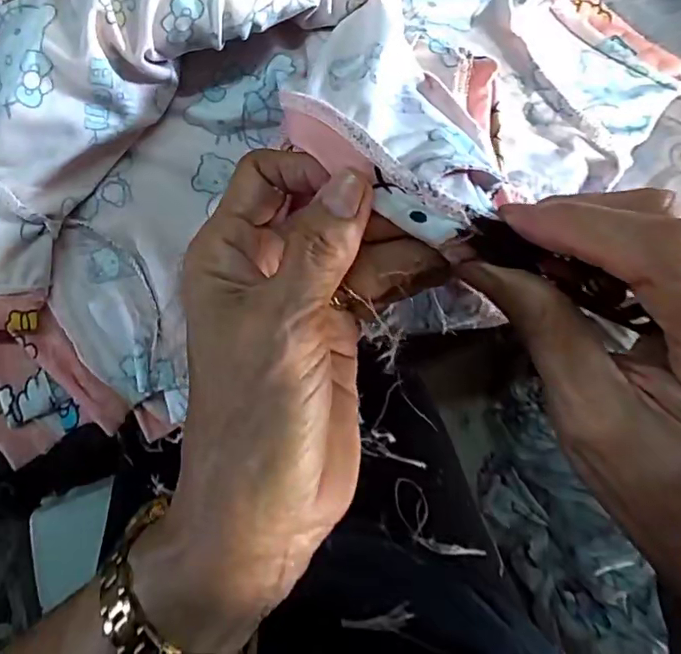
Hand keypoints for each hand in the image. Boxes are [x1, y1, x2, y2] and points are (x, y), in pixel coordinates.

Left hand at [131, 150, 434, 648]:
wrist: (267, 510)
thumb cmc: (256, 410)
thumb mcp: (283, 322)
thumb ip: (318, 249)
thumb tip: (353, 177)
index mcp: (229, 250)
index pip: (263, 177)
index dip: (307, 170)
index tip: (361, 181)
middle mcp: (265, 261)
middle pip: (316, 206)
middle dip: (365, 200)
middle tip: (427, 199)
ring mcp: (304, 293)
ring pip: (350, 242)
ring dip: (396, 233)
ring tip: (450, 227)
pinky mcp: (337, 324)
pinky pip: (371, 280)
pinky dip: (405, 268)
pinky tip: (445, 258)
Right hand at [458, 190, 680, 648]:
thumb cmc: (657, 496)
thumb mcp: (586, 417)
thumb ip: (543, 325)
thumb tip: (479, 259)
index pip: (672, 255)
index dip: (583, 223)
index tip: (508, 220)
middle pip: (679, 229)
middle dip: (582, 216)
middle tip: (511, 231)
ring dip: (599, 223)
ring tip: (540, 243)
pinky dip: (621, 242)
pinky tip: (583, 261)